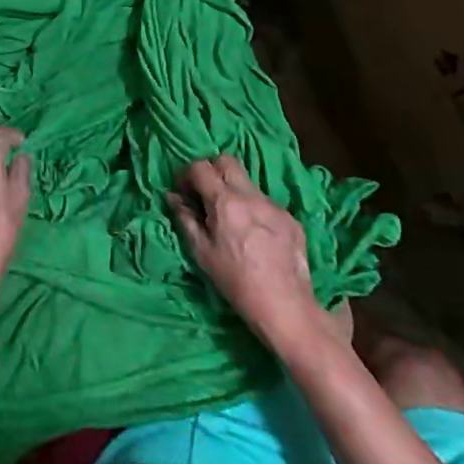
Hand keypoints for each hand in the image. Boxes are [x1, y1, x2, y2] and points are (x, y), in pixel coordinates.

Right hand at [169, 155, 322, 347]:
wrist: (283, 303)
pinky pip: (265, 202)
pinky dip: (253, 209)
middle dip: (211, 170)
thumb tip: (172, 197)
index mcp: (225, 202)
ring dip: (233, 190)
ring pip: (248, 182)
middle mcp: (251, 195)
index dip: (187, 174)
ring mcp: (274, 204)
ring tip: (231, 219)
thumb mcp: (201, 252)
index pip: (201, 167)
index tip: (183, 191)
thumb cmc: (235, 280)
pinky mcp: (290, 217)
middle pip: (227, 161)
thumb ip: (185, 219)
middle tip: (205, 194)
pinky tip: (254, 236)